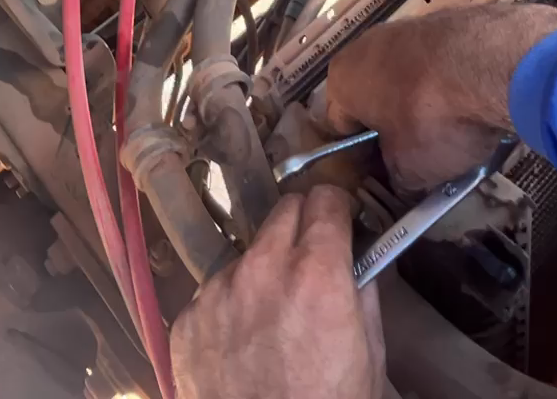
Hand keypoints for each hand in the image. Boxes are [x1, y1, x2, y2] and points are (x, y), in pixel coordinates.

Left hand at [171, 184, 382, 398]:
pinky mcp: (188, 318)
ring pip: (247, 251)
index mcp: (316, 273)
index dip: (337, 207)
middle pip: (284, 211)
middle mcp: (263, 268)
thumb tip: (356, 258)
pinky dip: (230, 304)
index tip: (339, 216)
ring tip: (271, 312)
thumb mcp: (368, 356)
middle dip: (302, 225)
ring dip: (263, 267)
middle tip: (309, 256)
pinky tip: (240, 342)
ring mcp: (219, 291)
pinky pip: (214, 291)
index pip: (326, 200)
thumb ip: (361, 293)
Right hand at [324, 4, 556, 190]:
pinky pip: (438, 61)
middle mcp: (364, 45)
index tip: (383, 177)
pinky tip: (471, 104)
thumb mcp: (409, 168)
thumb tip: (401, 178)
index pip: (340, 126)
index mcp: (342, 79)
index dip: (360, 156)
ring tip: (452, 131)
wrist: (490, 62)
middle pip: (373, 95)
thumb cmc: (431, 117)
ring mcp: (405, 27)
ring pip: (406, 75)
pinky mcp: (443, 21)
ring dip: (421, 100)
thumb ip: (396, 175)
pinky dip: (448, 81)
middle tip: (417, 156)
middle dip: (392, 124)